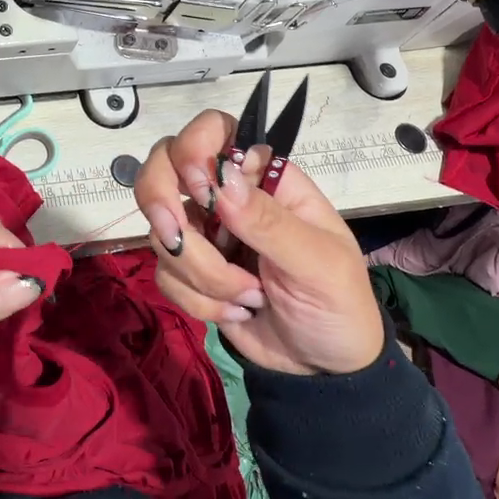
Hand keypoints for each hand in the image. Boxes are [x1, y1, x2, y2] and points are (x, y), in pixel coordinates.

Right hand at [135, 111, 383, 374]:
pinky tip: (236, 312)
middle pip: (163, 166)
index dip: (192, 148)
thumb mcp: (319, 263)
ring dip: (200, 274)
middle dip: (162, 205)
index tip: (200, 189)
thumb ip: (269, 221)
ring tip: (249, 299)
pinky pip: (164, 272)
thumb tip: (220, 179)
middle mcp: (224, 194)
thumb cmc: (337, 303)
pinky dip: (197, 302)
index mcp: (264, 177)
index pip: (213, 129)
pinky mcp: (186, 269)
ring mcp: (202, 230)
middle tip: (177, 239)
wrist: (324, 368)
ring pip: (161, 229)